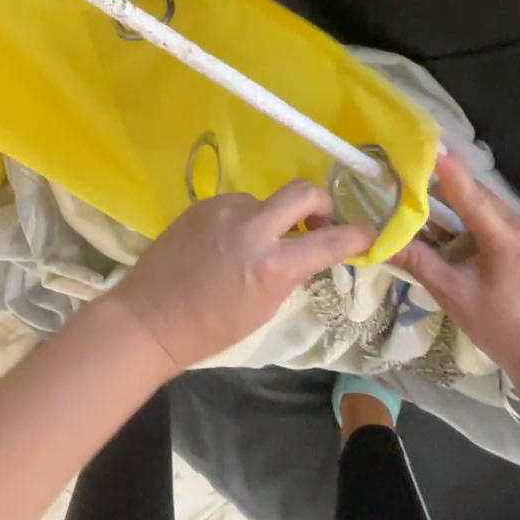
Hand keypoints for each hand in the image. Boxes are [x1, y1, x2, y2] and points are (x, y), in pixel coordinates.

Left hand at [100, 183, 378, 369]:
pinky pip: (236, 205)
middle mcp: (252, 227)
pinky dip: (242, 220)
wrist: (151, 316)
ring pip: (264, 200)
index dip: (358, 236)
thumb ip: (290, 272)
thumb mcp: (266, 307)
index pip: (331, 240)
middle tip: (318, 221)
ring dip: (271, 217)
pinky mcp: (202, 204)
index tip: (368, 234)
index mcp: (273, 264)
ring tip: (255, 245)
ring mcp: (223, 210)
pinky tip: (226, 243)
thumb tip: (306, 250)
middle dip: (320, 203)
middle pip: (303, 191)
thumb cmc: (212, 327)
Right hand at [390, 154, 519, 390]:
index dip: (449, 170)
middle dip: (449, 196)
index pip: (471, 196)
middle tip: (416, 194)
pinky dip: (484, 225)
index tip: (432, 144)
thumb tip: (379, 239)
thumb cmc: (502, 331)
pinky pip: (507, 222)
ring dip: (466, 213)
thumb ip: (418, 261)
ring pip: (493, 210)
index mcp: (508, 242)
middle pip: (480, 200)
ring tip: (441, 228)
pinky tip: (471, 245)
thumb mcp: (453, 295)